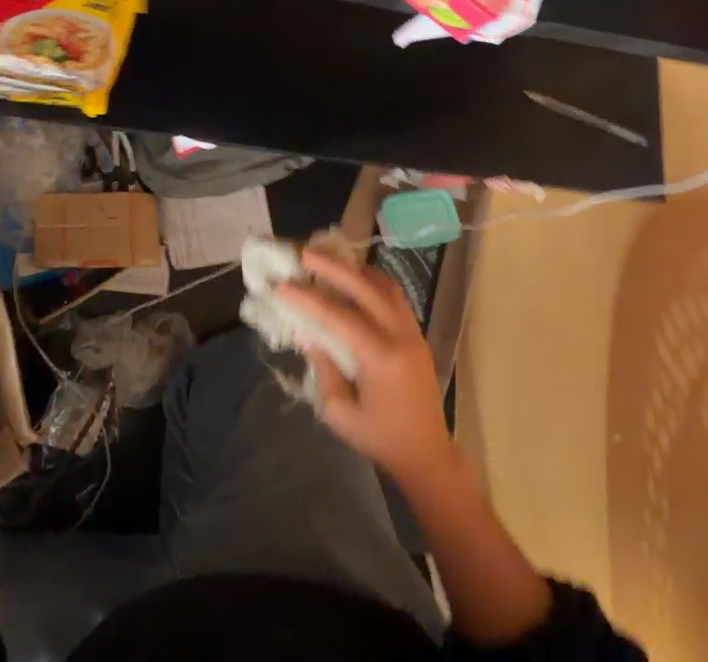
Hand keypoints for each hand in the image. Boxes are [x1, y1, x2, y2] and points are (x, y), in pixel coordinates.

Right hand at [279, 250, 456, 481]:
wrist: (425, 453)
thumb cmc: (378, 438)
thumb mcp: (339, 412)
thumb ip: (322, 368)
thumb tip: (306, 333)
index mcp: (381, 358)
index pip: (338, 317)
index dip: (307, 299)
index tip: (281, 285)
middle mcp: (401, 337)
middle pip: (366, 289)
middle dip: (333, 268)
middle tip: (305, 254)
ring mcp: (413, 334)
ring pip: (386, 287)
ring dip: (356, 270)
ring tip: (329, 260)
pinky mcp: (417, 336)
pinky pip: (395, 298)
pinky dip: (373, 282)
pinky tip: (354, 280)